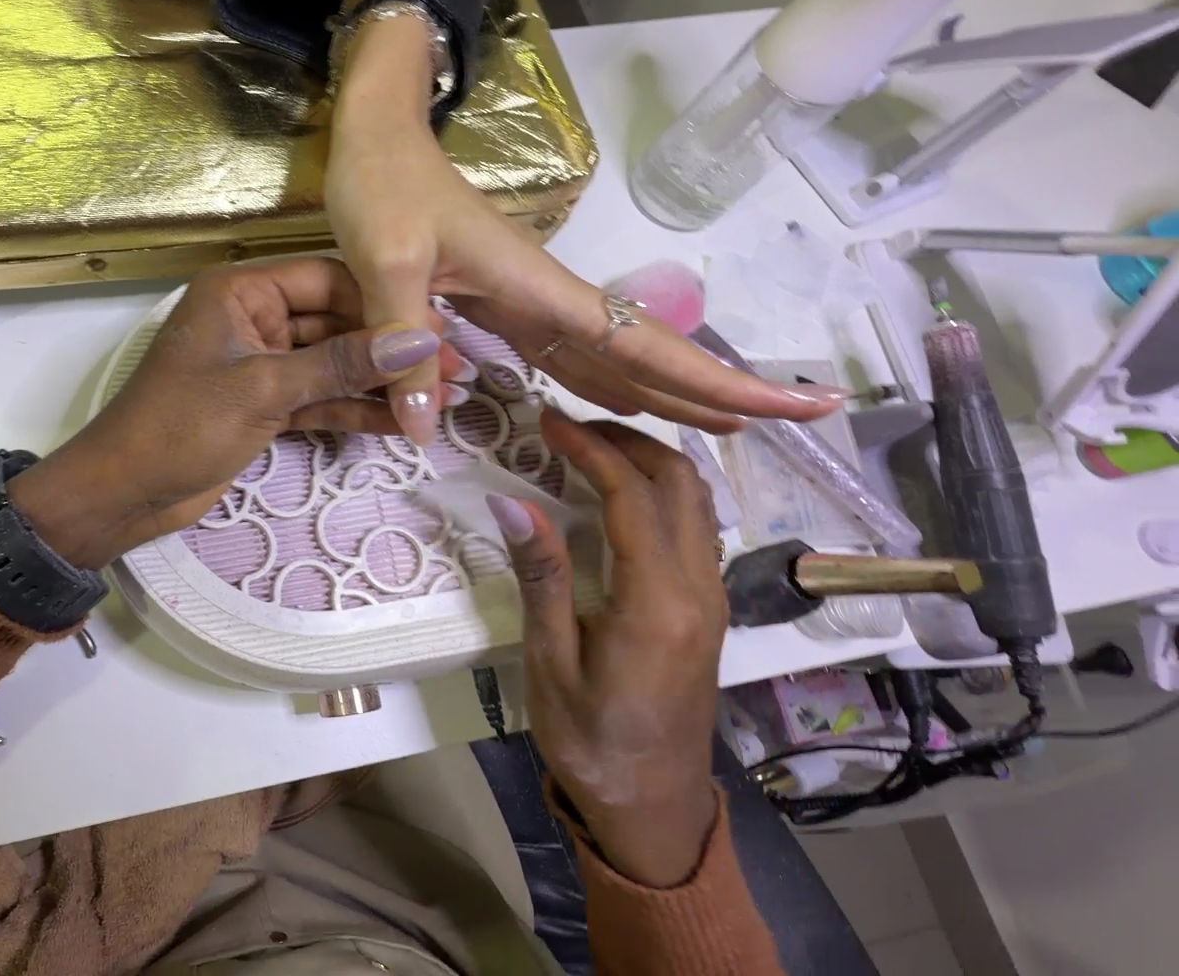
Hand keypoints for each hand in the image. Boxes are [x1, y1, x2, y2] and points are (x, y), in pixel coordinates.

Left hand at [8, 258, 437, 569]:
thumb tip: (419, 342)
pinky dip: (353, 410)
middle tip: (455, 367)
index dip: (383, 304)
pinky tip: (401, 423)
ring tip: (446, 397)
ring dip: (380, 384)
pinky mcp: (264, 405)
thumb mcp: (264, 389)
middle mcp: (252, 318)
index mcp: (241, 291)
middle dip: (390, 350)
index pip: (327, 280)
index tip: (441, 324)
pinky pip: (317, 398)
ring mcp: (260, 364)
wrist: (127, 492)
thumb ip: (341, 364)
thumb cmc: (182, 426)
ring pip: (331, 365)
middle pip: (335, 324)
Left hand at [325, 10, 845, 442]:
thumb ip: (403, 342)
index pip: (646, 342)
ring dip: (663, 390)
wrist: (376, 140)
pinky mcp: (499, 302)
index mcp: (539, 286)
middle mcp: (547, 295)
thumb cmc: (383, 188)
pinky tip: (616, 399)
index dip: (717, 380)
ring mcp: (526, 299)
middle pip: (643, 352)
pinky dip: (599, 380)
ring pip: (607, 355)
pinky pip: (562, 351)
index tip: (799, 405)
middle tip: (782, 426)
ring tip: (718, 427)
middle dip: (709, 390)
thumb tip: (425, 432)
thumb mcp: (386, 263)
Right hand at [486, 412, 725, 887]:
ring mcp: (712, 596)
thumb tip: (513, 499)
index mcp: (658, 600)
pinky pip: (694, 526)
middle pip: (679, 482)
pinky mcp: (708, 606)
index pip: (632, 494)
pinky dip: (659, 491)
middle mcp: (699, 587)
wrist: (653, 804)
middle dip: (626, 440)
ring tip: (588, 448)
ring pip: (695, 500)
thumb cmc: (590, 740)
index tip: (547, 421)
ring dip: (648, 460)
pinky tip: (617, 494)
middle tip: (567, 426)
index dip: (590, 448)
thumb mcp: (550, 662)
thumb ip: (541, 576)